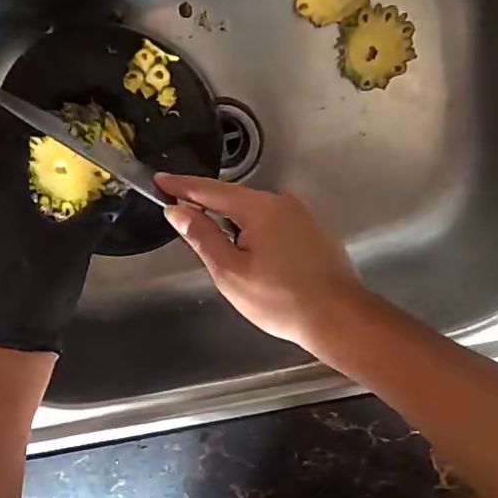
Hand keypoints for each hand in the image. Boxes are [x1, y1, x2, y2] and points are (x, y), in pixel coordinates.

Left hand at [0, 156, 123, 353]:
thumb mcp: (76, 247)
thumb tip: (115, 198)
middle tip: (38, 174)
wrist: (9, 334)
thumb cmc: (43, 285)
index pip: (12, 152)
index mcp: (2, 196)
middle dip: (14, 168)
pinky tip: (10, 230)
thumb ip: (95, 216)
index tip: (44, 144)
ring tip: (25, 201)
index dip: (29, 144)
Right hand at [156, 173, 368, 347]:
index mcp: (259, 207)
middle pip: (235, 198)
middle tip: (181, 211)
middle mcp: (282, 203)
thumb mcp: (230, 271)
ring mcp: (302, 217)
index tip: (160, 180)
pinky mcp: (313, 233)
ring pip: (256, 211)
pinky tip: (250, 250)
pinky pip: (274, 223)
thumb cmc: (279, 299)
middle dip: (207, 204)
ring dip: (232, 220)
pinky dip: (254, 230)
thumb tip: (178, 210)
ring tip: (213, 236)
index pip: (210, 190)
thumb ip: (202, 236)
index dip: (182, 186)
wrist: (337, 317)